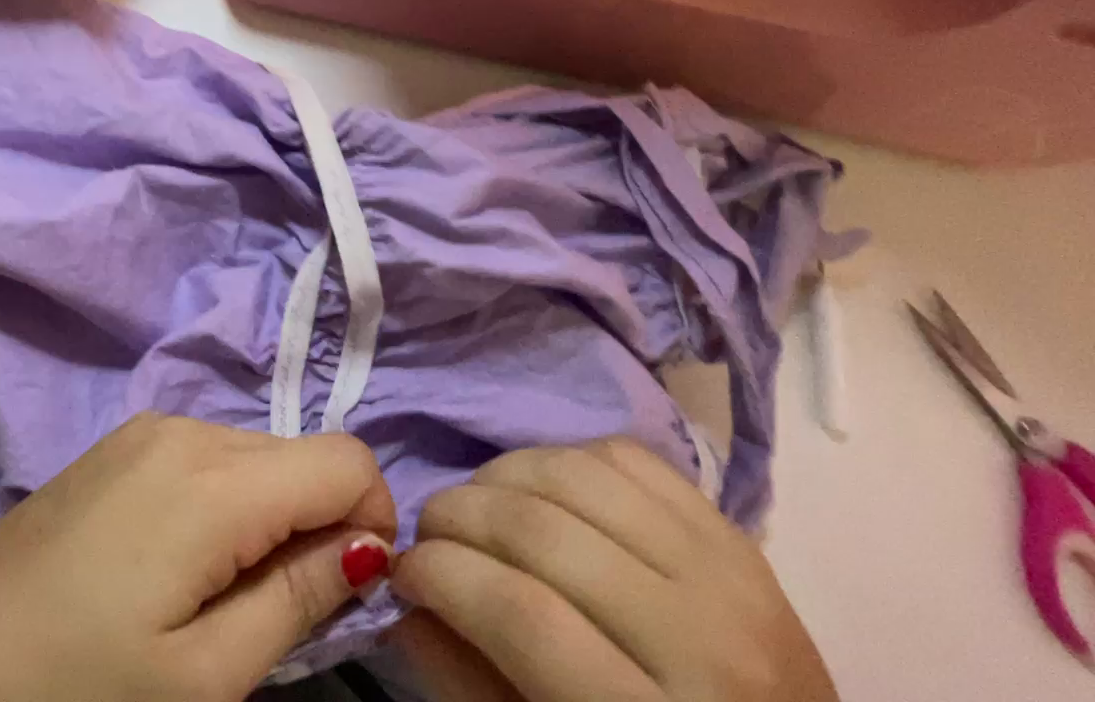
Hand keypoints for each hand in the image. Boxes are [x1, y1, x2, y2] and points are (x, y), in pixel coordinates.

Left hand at [0, 413, 396, 701]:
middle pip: (300, 455)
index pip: (347, 460)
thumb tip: (368, 545)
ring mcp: (141, 430)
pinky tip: (175, 559)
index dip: (367, 524)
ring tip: (215, 589)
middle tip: (269, 606)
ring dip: (266, 516)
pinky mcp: (115, 445)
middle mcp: (182, 428)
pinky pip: (204, 456)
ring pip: (255, 454)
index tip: (340, 590)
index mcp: (213, 479)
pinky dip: (221, 502)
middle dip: (314, 523)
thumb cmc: (83, 685)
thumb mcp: (207, 673)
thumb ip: (301, 597)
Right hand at [391, 438, 838, 701]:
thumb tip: (402, 594)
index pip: (520, 614)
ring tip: (476, 507)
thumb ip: (463, 679)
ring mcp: (728, 573)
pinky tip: (538, 491)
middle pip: (541, 531)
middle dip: (454, 517)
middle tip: (429, 535)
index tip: (403, 572)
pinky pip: (625, 456)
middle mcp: (705, 639)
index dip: (439, 574)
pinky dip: (559, 457)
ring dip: (497, 476)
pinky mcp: (733, 532)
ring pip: (577, 474)